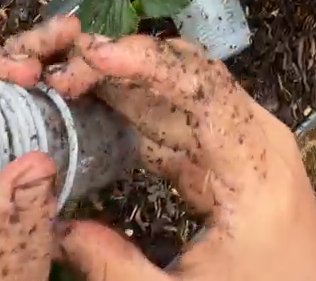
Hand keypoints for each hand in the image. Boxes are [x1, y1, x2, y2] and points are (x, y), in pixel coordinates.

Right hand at [46, 33, 315, 280]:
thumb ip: (116, 268)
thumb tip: (57, 229)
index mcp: (256, 167)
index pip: (202, 90)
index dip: (149, 64)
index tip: (98, 56)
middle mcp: (258, 137)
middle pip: (191, 79)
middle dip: (129, 65)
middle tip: (68, 66)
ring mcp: (251, 142)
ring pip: (187, 94)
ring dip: (132, 84)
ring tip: (77, 76)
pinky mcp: (238, 157)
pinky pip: (189, 122)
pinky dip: (147, 112)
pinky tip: (108, 106)